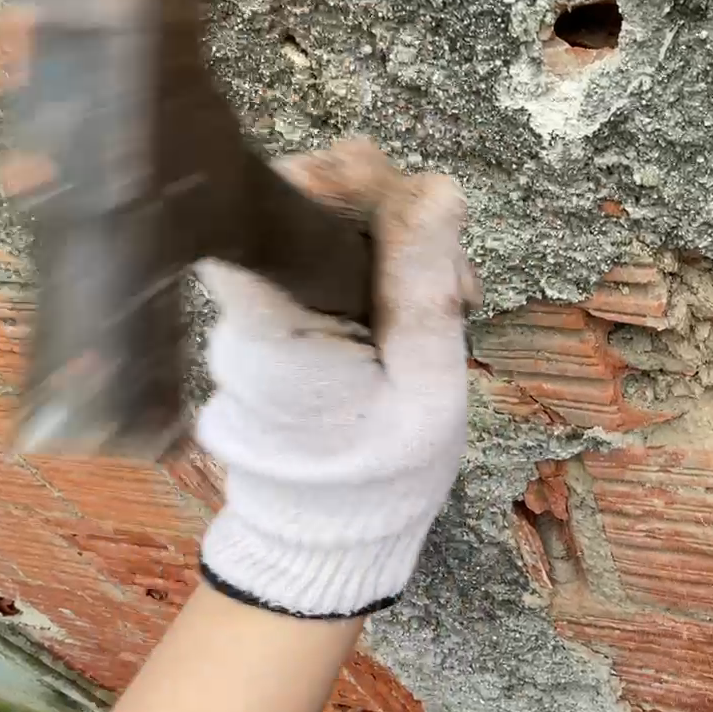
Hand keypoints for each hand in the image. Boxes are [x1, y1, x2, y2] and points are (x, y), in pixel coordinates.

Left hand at [193, 140, 478, 617]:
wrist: (338, 531)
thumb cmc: (383, 472)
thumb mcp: (425, 388)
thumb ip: (424, 293)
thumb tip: (440, 189)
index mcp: (275, 321)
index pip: (274, 205)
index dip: (338, 181)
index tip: (404, 205)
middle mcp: (255, 302)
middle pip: (315, 200)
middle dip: (397, 217)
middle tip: (456, 282)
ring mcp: (271, 306)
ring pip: (339, 227)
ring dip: (408, 246)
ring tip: (456, 301)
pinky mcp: (294, 313)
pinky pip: (344, 259)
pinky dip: (395, 269)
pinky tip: (432, 304)